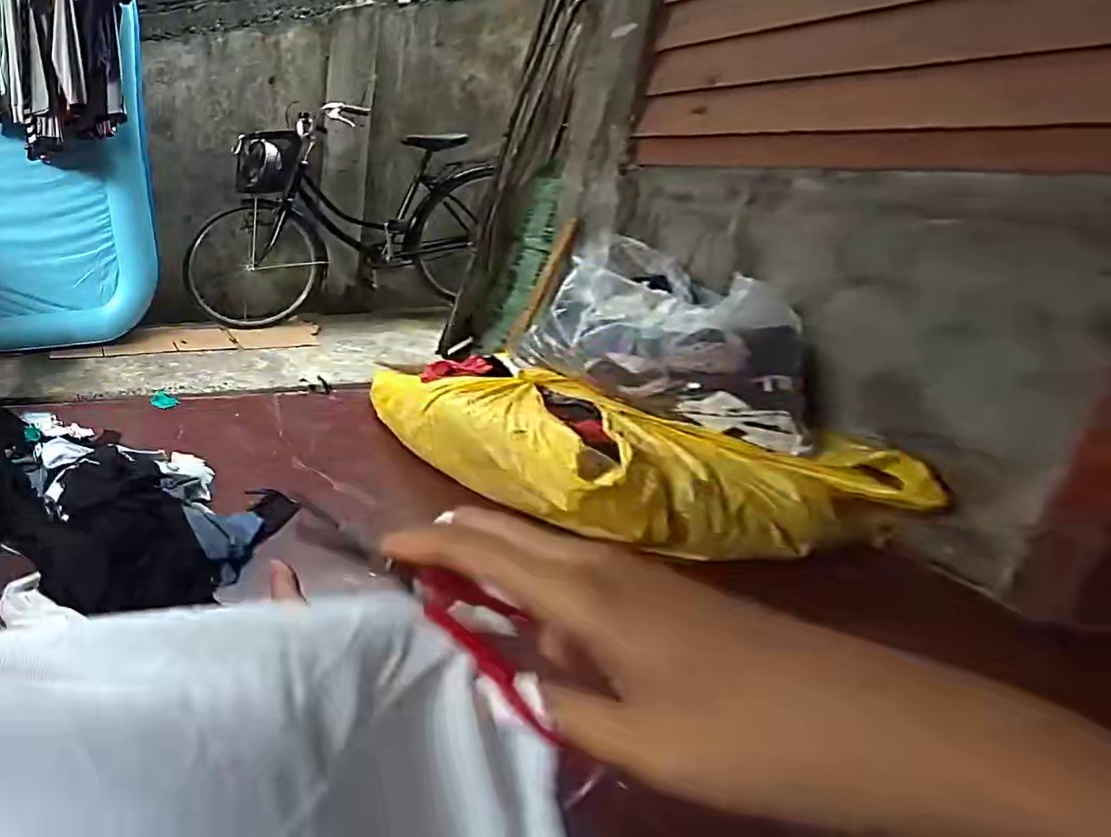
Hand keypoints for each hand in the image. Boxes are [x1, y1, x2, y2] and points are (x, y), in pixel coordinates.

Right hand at [382, 510, 1110, 836]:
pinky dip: (521, 575)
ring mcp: (624, 567)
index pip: (476, 547)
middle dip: (443, 535)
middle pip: (495, 526)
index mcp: (580, 590)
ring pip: (526, 541)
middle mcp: (591, 560)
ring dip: (482, 554)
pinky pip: (559, 564)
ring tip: (452, 589)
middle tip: (406, 564)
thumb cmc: (756, 735)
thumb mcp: (647, 745)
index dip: (421, 543)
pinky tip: (530, 618)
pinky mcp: (650, 584)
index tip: (379, 548)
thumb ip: (559, 705)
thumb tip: (503, 677)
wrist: (893, 724)